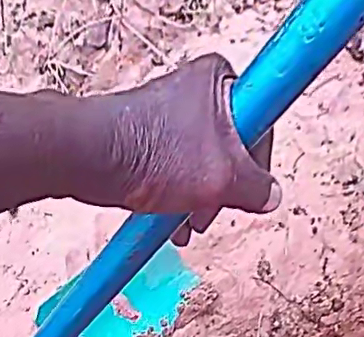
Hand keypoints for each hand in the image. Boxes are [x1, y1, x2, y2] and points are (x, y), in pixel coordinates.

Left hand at [91, 55, 280, 244]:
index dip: (257, 168)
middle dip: (222, 194)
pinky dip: (179, 200)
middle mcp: (198, 94)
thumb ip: (253, 188)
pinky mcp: (151, 142)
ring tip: (186, 227)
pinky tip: (172, 224)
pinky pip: (179, 173)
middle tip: (207, 217)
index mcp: (220, 83)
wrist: (93, 161)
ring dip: (199, 204)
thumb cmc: (154, 156)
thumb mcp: (220, 178)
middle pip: (231, 153)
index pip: (260, 126)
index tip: (247, 195)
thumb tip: (271, 197)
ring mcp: (173, 119)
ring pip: (203, 169)